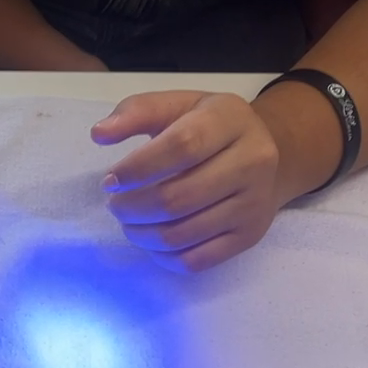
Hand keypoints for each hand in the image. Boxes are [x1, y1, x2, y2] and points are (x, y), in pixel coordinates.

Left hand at [91, 92, 287, 270]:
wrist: (269, 156)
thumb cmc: (207, 129)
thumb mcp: (177, 106)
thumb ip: (136, 112)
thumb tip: (99, 133)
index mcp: (230, 120)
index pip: (181, 147)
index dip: (137, 169)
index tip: (110, 180)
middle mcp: (252, 161)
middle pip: (177, 199)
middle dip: (131, 208)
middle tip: (115, 204)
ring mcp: (254, 203)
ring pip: (181, 235)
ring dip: (140, 235)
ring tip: (129, 221)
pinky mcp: (249, 236)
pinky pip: (195, 261)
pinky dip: (162, 257)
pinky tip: (151, 240)